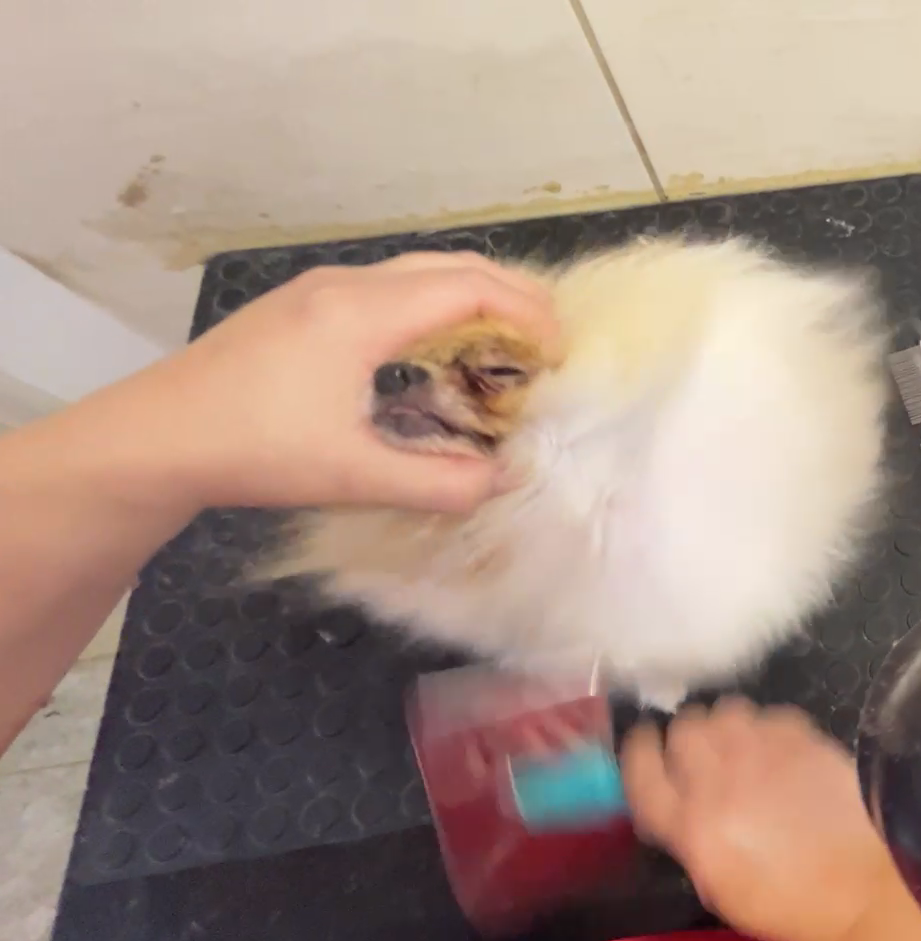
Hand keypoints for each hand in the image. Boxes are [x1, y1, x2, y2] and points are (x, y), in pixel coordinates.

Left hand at [94, 252, 559, 514]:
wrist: (148, 440)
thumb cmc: (253, 451)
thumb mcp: (358, 478)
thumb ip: (445, 483)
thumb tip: (508, 478)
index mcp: (362, 315)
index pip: (471, 288)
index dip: (529, 315)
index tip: (560, 355)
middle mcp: (346, 286)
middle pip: (455, 264)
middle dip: (517, 294)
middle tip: (554, 340)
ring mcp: (324, 290)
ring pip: (426, 270)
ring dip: (482, 297)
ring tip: (516, 342)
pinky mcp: (311, 305)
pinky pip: (400, 286)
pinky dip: (447, 305)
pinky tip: (452, 347)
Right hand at [621, 698, 893, 940]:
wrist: (860, 886)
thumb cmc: (787, 904)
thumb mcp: (718, 886)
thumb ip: (691, 836)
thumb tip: (683, 801)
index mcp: (692, 828)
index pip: (643, 772)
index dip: (638, 751)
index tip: (644, 741)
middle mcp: (722, 782)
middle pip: (684, 729)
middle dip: (688, 736)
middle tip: (704, 751)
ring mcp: (766, 754)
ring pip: (726, 710)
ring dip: (727, 725)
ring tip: (742, 745)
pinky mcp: (805, 740)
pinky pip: (772, 714)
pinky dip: (769, 727)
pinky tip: (781, 750)